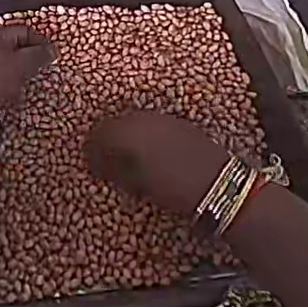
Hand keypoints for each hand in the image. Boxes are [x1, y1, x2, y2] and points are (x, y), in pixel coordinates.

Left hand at [0, 24, 53, 115]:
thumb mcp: (21, 65)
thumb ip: (38, 55)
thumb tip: (50, 49)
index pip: (26, 31)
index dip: (41, 42)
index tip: (51, 55)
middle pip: (14, 45)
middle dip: (29, 56)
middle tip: (40, 69)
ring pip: (4, 59)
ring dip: (17, 68)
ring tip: (25, 81)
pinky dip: (4, 77)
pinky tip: (8, 89)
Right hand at [85, 111, 228, 216]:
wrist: (219, 184)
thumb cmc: (172, 188)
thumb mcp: (137, 183)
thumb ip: (114, 169)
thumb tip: (99, 164)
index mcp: (127, 132)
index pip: (99, 134)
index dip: (91, 148)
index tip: (88, 161)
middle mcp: (142, 118)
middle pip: (114, 123)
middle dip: (106, 139)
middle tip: (102, 157)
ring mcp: (162, 118)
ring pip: (133, 120)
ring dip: (124, 134)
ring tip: (124, 154)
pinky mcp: (178, 122)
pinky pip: (150, 123)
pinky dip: (142, 134)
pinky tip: (146, 150)